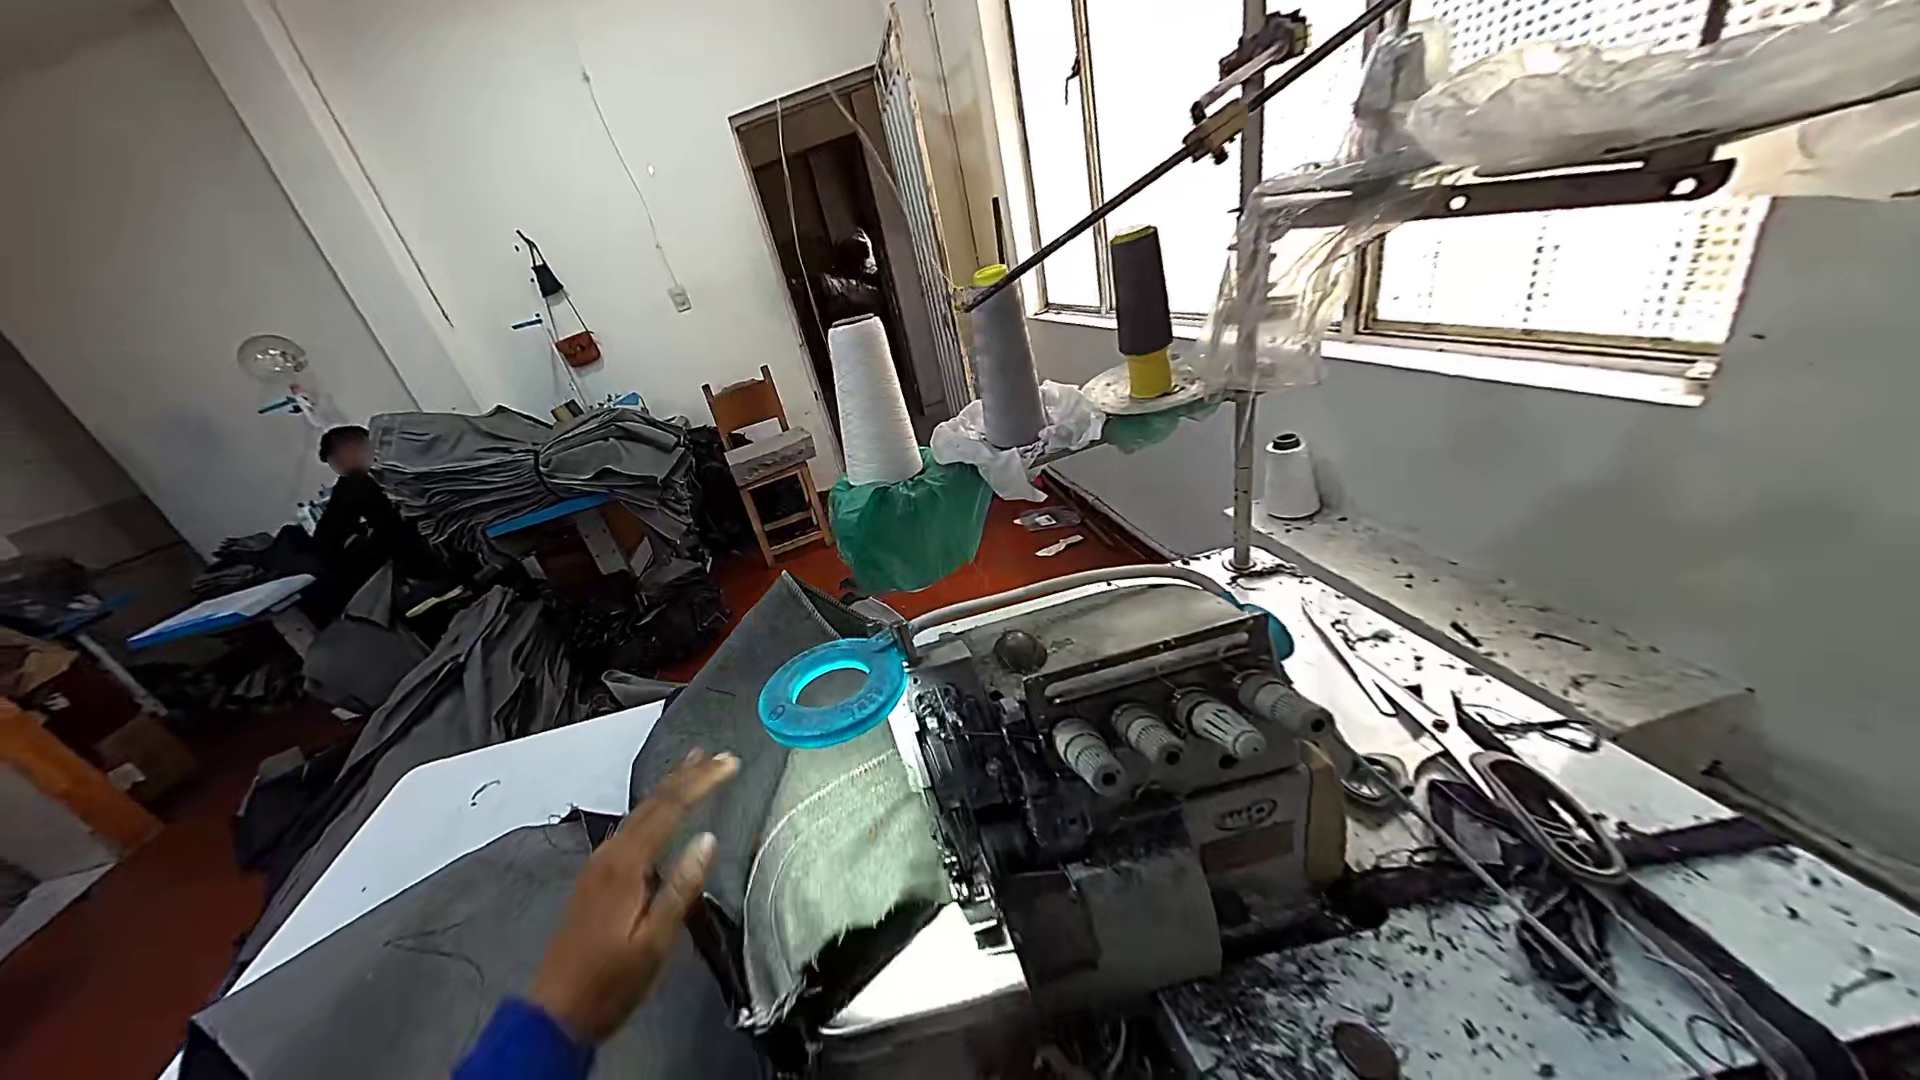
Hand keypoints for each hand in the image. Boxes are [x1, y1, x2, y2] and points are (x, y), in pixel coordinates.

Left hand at [529, 748, 738, 1042]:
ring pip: (641, 810)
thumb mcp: (654, 942)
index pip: (670, 808)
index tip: (729, 763)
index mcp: (625, 865)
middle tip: (718, 754)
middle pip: (654, 802)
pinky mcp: (596, 874)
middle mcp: (610, 854)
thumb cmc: (609, 982)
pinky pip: (633, 823)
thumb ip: (681, 888)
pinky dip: (655, 804)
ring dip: (671, 784)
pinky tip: (662, 805)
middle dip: (688, 774)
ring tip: (694, 762)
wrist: (552, 1017)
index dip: (702, 782)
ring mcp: (599, 862)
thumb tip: (708, 839)